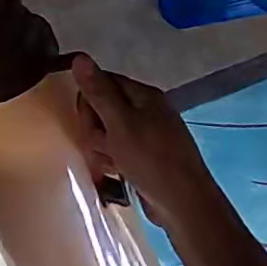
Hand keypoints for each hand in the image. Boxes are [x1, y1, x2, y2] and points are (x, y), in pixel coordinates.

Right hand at [69, 54, 222, 230]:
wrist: (186, 208)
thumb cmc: (152, 161)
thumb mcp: (119, 124)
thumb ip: (98, 92)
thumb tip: (80, 57)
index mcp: (145, 96)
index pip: (103, 81)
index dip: (88, 100)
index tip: (86, 121)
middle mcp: (148, 110)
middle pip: (103, 106)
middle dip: (95, 127)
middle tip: (100, 145)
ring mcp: (149, 134)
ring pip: (108, 130)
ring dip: (101, 147)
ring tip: (108, 164)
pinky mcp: (148, 157)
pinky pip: (118, 148)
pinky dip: (112, 159)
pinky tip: (114, 171)